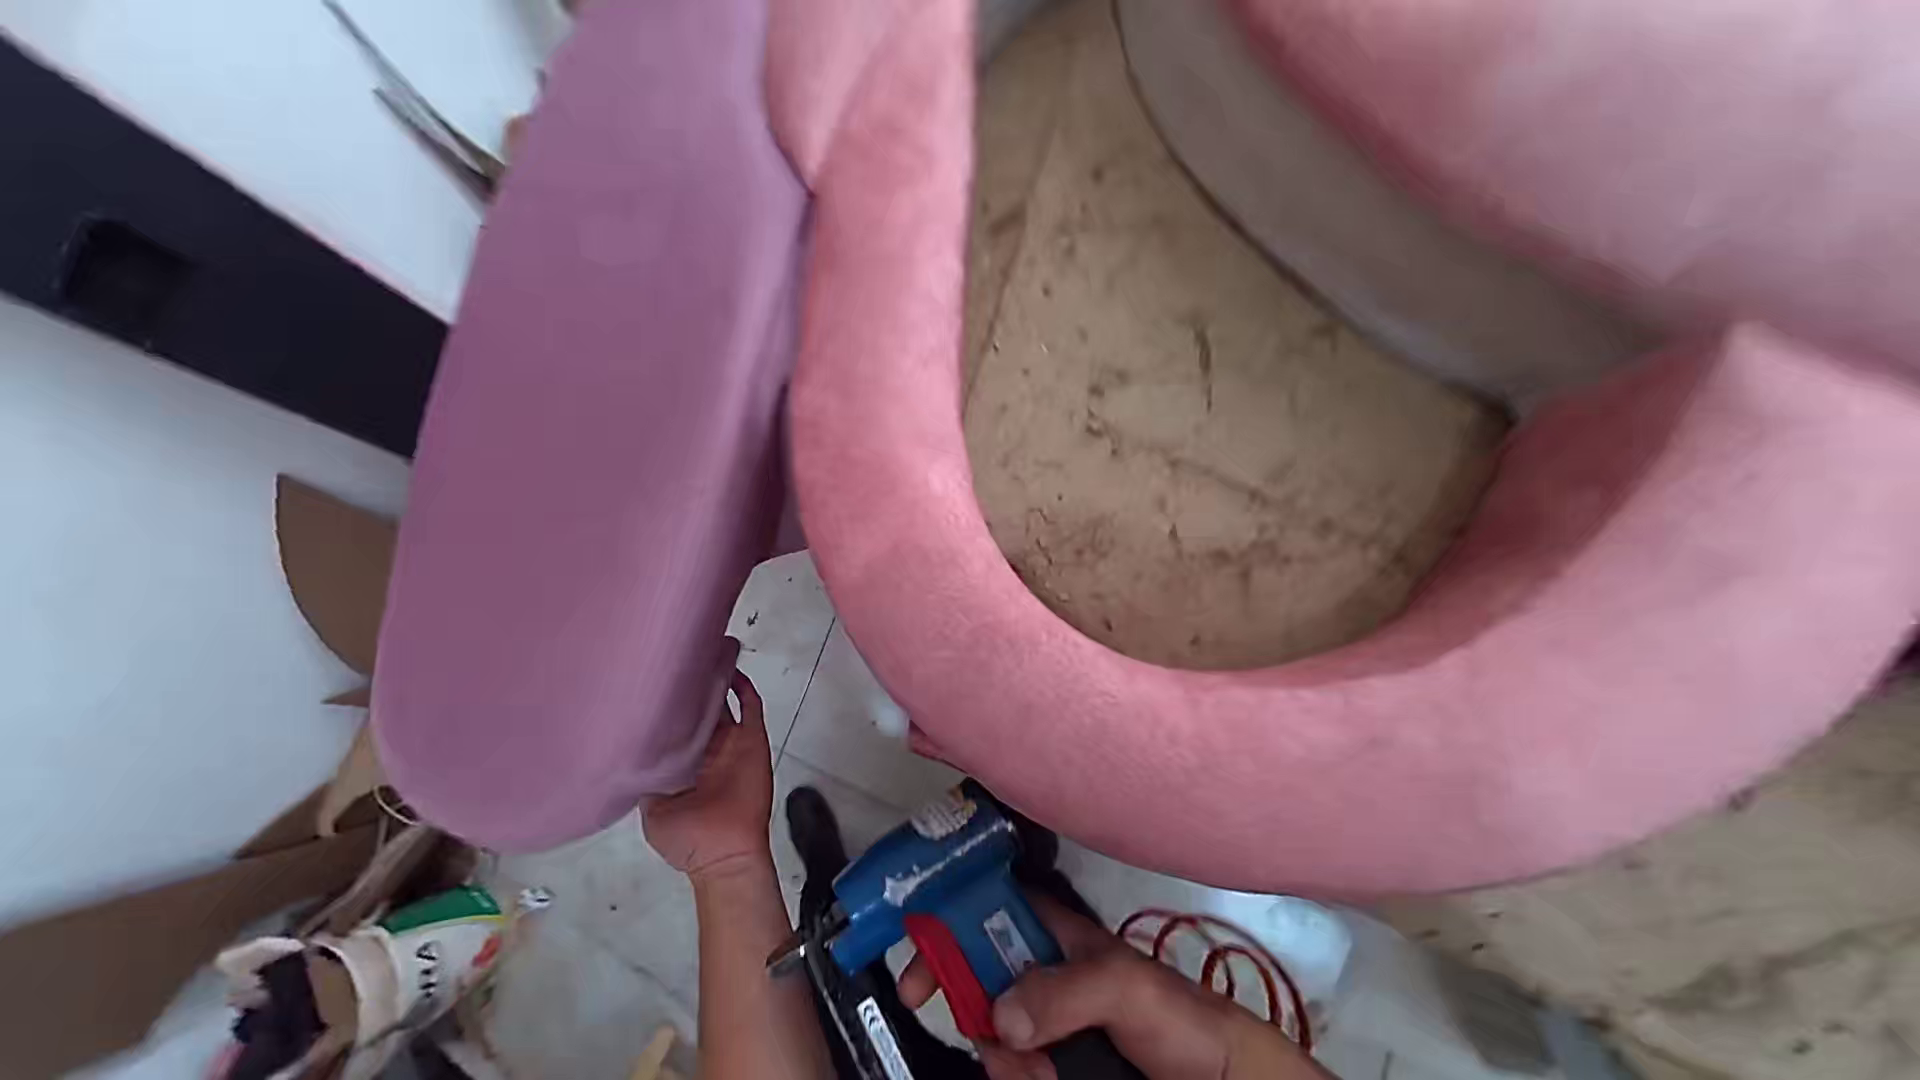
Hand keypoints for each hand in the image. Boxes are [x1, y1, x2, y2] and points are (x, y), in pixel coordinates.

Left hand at [642, 664, 773, 883]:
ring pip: (724, 699)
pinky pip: (751, 706)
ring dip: (717, 677)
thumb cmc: (686, 838)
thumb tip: (626, 750)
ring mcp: (731, 740)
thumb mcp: (652, 809)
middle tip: (677, 654)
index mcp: (682, 759)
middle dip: (690, 682)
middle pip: (699, 704)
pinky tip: (730, 670)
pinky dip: (743, 687)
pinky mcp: (752, 738)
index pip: (673, 721)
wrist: (724, 851)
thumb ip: (645, 777)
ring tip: (705, 651)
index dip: (664, 700)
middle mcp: (706, 745)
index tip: (649, 677)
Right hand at [900, 896, 1329, 1079]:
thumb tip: (1000, 1017)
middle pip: (975, 974)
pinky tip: (1041, 1079)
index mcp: (1051, 931)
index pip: (987, 906)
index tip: (916, 962)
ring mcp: (1043, 1019)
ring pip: (989, 1029)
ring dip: (1001, 1055)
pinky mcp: (1049, 1060)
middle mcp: (1039, 970)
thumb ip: (1063, 988)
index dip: (947, 920)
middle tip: (966, 1026)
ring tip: (1040, 1072)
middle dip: (967, 1002)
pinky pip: (1010, 1065)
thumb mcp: (1121, 986)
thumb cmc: (1173, 1014)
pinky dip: (1015, 1076)